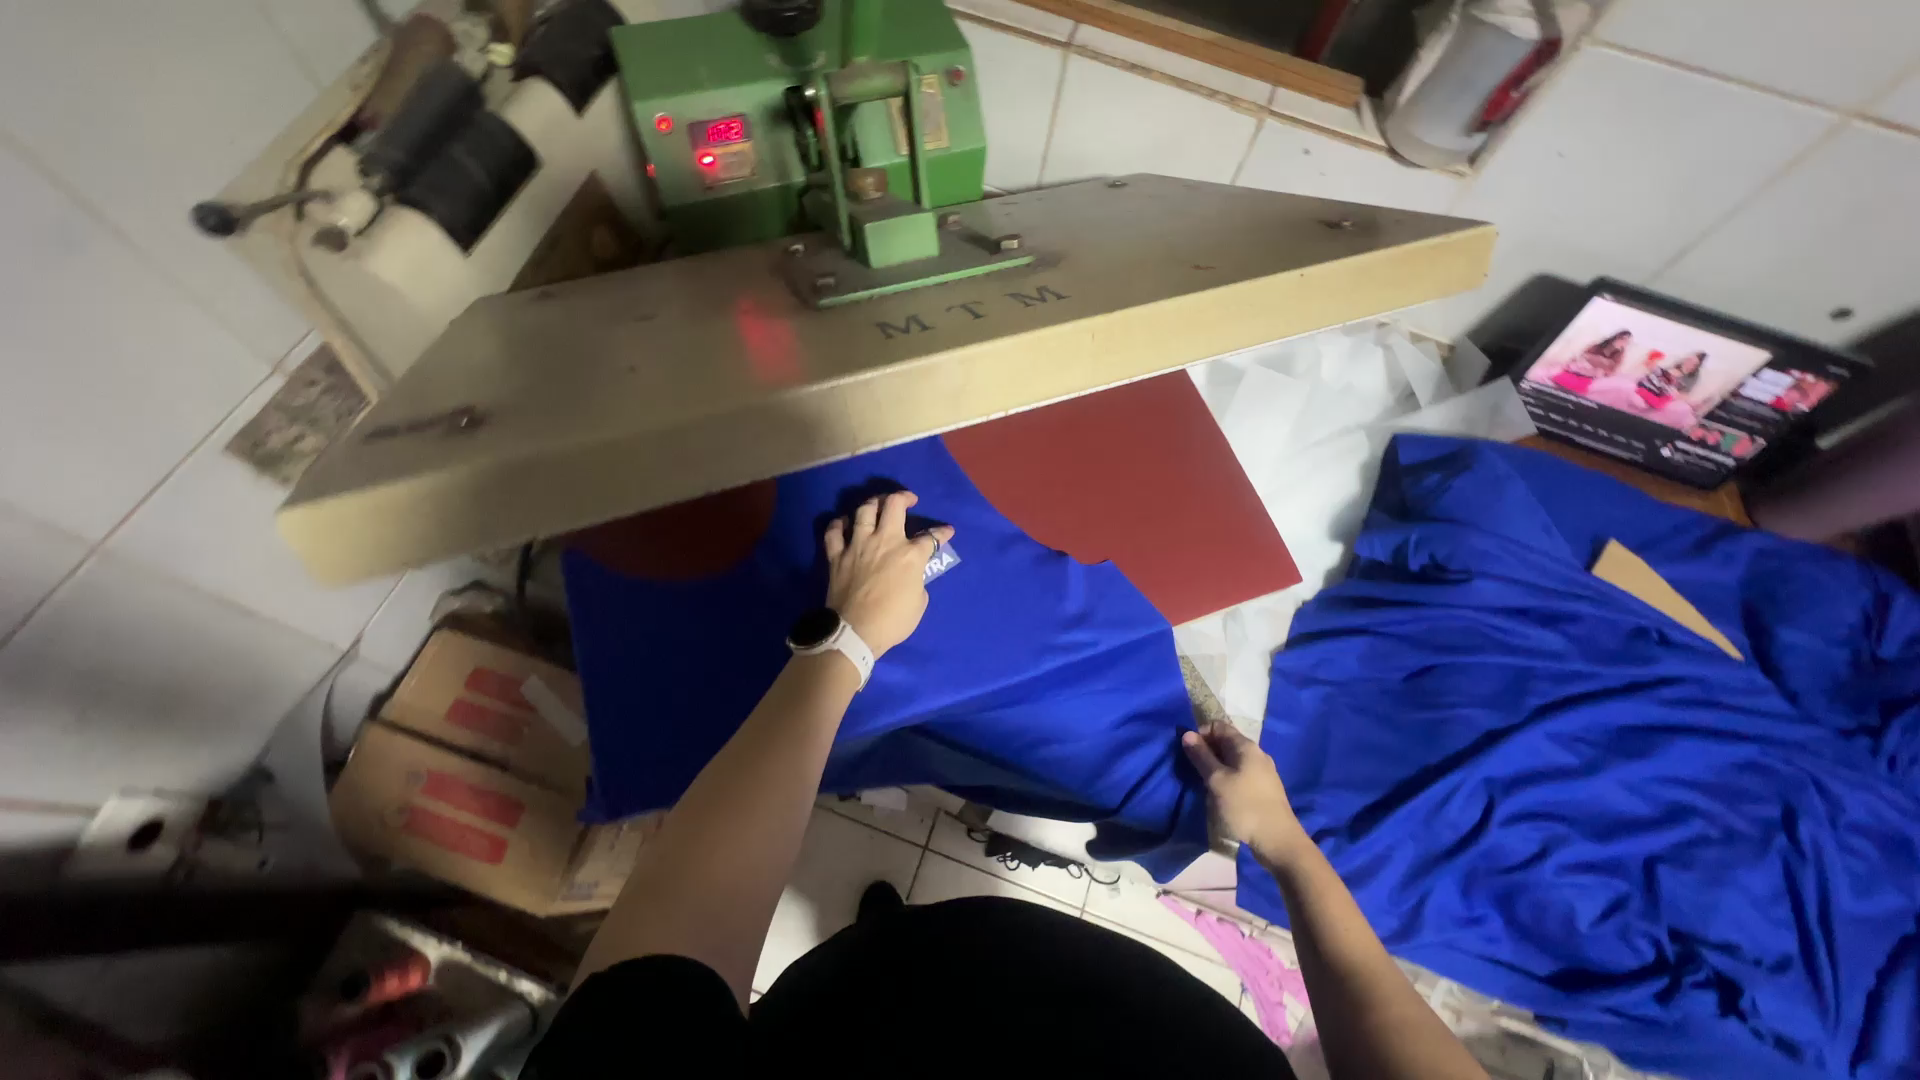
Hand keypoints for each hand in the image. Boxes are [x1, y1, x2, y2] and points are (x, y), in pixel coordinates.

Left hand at [822, 491, 954, 659]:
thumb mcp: (919, 603)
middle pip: (894, 505)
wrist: (855, 632)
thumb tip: (911, 576)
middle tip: (908, 500)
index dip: (942, 533)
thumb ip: (917, 581)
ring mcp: (858, 545)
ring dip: (873, 503)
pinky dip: (839, 524)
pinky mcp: (837, 555)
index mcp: (910, 555)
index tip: (947, 532)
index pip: (931, 537)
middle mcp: (885, 541)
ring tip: (878, 505)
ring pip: (864, 510)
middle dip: (904, 497)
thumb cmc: (893, 622)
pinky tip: (845, 523)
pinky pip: (834, 531)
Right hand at [1181, 721, 1315, 868]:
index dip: (1201, 734)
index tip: (1190, 753)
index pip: (1218, 726)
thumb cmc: (1244, 806)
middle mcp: (1257, 754)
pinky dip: (1228, 778)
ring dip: (1216, 767)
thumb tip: (1187, 733)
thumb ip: (1201, 756)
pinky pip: (1241, 774)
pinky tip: (1222, 795)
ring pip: (1233, 760)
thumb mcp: (1217, 780)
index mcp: (1246, 746)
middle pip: (1226, 742)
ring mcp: (1263, 772)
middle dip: (1207, 751)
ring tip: (1206, 784)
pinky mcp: (1264, 788)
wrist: (1278, 840)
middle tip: (1194, 770)